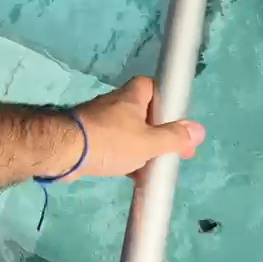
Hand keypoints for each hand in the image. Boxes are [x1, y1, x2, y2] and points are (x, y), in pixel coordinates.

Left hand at [66, 77, 203, 179]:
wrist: (64, 151)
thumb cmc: (110, 141)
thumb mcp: (149, 142)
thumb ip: (173, 137)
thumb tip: (198, 129)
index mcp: (130, 98)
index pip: (151, 86)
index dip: (167, 100)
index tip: (179, 122)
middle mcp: (114, 105)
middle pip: (143, 113)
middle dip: (159, 132)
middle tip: (174, 153)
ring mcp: (100, 121)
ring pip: (130, 132)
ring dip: (144, 148)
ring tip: (155, 168)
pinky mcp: (90, 138)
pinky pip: (115, 145)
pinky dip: (126, 158)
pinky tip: (133, 175)